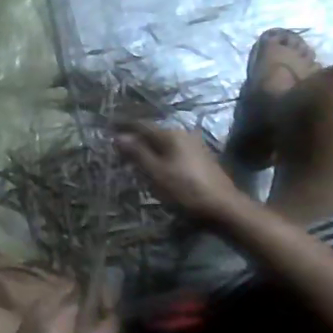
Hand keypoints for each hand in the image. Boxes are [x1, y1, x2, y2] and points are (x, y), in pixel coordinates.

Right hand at [115, 122, 244, 220]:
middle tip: (120, 146)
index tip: (109, 128)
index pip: (142, 125)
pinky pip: (175, 151)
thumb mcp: (156, 173)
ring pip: (165, 143)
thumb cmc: (186, 190)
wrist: (223, 206)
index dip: (124, 126)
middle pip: (154, 133)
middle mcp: (183, 134)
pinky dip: (162, 155)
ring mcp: (195, 145)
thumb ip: (137, 153)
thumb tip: (119, 136)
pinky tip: (158, 166)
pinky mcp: (202, 158)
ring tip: (136, 157)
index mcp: (171, 134)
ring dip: (150, 148)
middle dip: (137, 138)